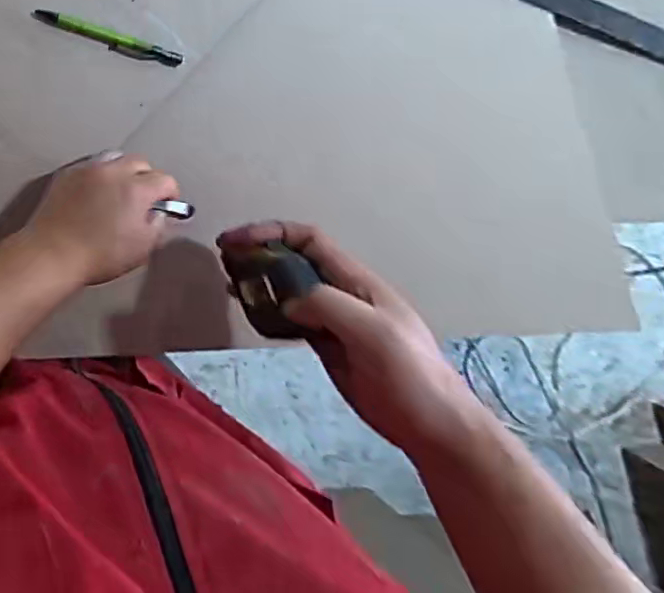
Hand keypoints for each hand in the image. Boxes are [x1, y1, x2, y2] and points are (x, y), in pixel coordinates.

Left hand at [23, 152, 180, 284]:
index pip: (164, 179)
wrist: (53, 251)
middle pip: (139, 162)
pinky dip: (98, 174)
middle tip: (145, 197)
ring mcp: (86, 170)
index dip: (170, 194)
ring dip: (122, 171)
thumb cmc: (99, 254)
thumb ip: (159, 225)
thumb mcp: (142, 246)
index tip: (166, 205)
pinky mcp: (66, 174)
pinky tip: (96, 191)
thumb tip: (160, 214)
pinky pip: (90, 165)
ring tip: (120, 191)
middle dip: (147, 177)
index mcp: (135, 188)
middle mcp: (111, 172)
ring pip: (113, 158)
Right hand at [218, 220, 485, 458]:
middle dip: (258, 250)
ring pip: (286, 285)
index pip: (308, 239)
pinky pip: (287, 314)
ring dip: (257, 277)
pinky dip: (264, 306)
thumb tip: (287, 300)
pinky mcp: (325, 342)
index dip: (271, 231)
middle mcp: (342, 293)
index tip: (238, 240)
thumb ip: (327, 304)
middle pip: (293, 258)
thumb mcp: (373, 331)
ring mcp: (333, 319)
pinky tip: (249, 310)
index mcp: (357, 282)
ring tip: (229, 280)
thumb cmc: (412, 377)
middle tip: (225, 257)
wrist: (438, 431)